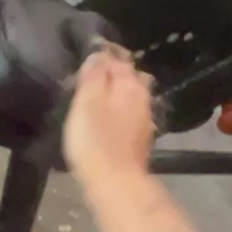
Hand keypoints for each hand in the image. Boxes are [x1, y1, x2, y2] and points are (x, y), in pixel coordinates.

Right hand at [63, 46, 155, 186]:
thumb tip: (98, 53)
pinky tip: (107, 118)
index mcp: (130, 86)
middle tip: (93, 72)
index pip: (120, 59)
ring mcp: (143, 121)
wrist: (115, 184)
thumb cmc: (96, 141)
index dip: (105, 51)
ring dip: (118, 92)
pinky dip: (119, 111)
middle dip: (116, 71)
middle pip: (132, 77)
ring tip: (97, 94)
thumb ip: (94, 75)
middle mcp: (143, 99)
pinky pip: (129, 115)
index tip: (90, 48)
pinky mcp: (138, 141)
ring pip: (132, 97)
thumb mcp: (87, 102)